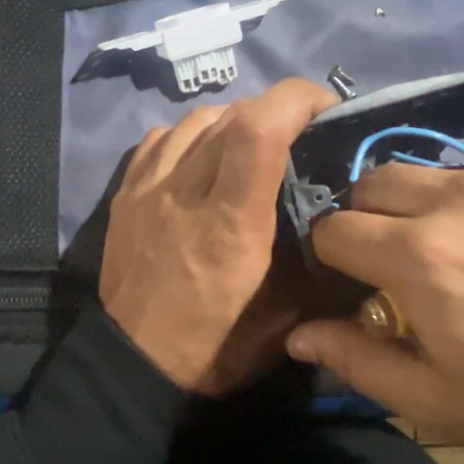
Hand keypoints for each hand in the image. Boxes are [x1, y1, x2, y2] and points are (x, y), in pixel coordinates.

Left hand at [100, 79, 335, 394]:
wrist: (133, 363)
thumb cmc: (215, 345)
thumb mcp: (282, 314)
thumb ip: (311, 258)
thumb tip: (339, 217)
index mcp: (230, 223)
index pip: (259, 129)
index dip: (296, 100)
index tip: (324, 109)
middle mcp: (185, 193)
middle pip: (232, 115)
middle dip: (275, 110)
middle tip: (297, 134)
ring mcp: (147, 189)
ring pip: (195, 120)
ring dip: (232, 119)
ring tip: (250, 143)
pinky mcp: (124, 194)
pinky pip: (160, 138)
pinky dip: (190, 135)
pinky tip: (201, 156)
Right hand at [285, 147, 463, 463]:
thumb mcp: (439, 403)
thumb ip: (358, 360)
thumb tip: (296, 334)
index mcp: (421, 255)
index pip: (336, 226)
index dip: (335, 254)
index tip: (355, 276)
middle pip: (381, 181)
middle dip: (375, 215)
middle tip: (410, 257)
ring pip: (454, 175)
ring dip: (450, 208)